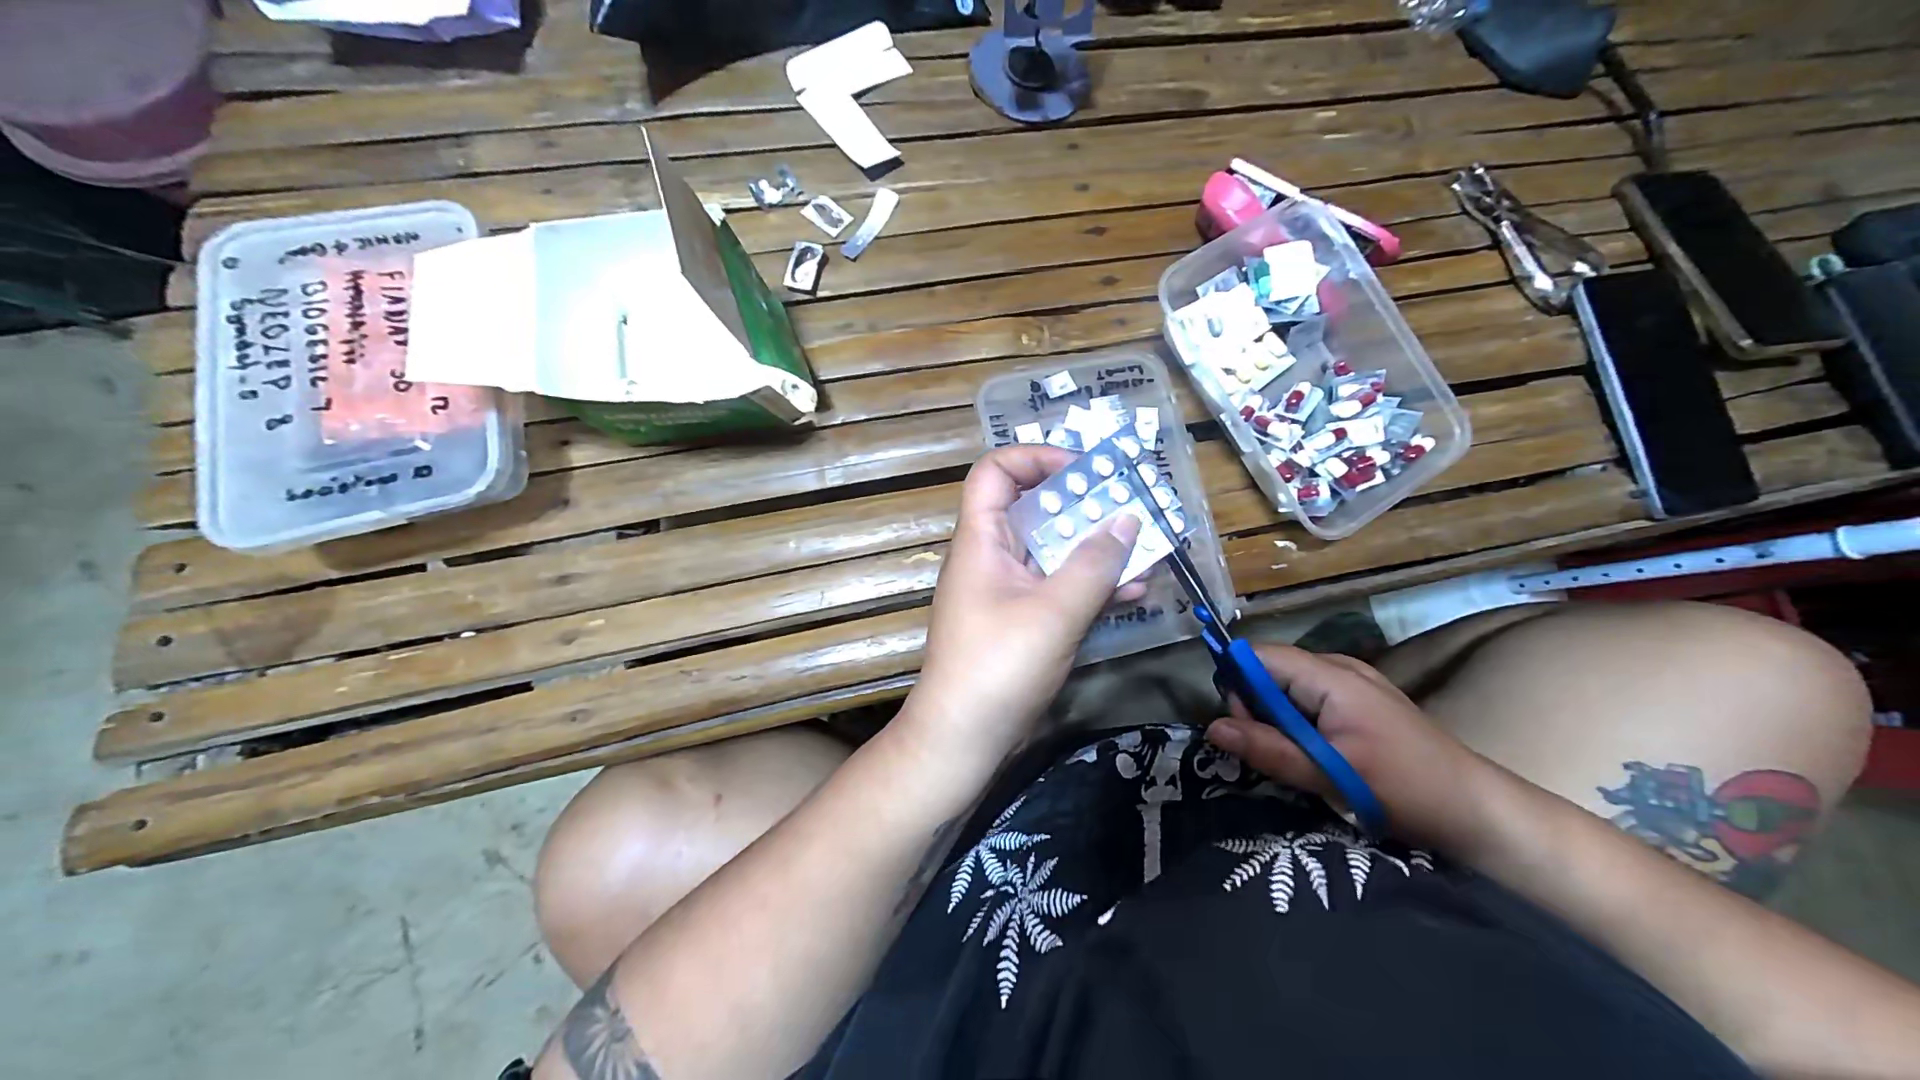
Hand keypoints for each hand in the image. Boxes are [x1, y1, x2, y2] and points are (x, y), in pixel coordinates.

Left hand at [904, 446, 1144, 764]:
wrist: (964, 738)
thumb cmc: (999, 666)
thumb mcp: (1053, 611)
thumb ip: (1094, 565)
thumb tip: (1127, 520)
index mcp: (982, 540)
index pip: (996, 472)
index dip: (1037, 458)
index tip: (1086, 469)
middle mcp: (992, 557)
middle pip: (1035, 509)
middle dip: (1084, 503)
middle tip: (1132, 503)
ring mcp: (1008, 591)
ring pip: (1054, 551)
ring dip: (1096, 546)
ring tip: (1146, 543)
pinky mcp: (1024, 621)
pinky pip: (1060, 588)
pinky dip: (1092, 585)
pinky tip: (1136, 590)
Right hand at [1203, 643, 1499, 849]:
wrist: (1478, 810)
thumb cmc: (1406, 790)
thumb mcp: (1330, 776)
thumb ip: (1269, 750)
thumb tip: (1212, 728)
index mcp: (1333, 677)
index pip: (1259, 657)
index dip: (1239, 686)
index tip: (1243, 729)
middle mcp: (1340, 667)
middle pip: (1271, 671)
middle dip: (1257, 708)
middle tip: (1273, 753)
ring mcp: (1353, 682)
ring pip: (1288, 686)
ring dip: (1278, 719)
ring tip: (1296, 758)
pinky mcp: (1360, 700)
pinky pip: (1309, 697)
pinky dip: (1299, 722)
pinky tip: (1316, 754)